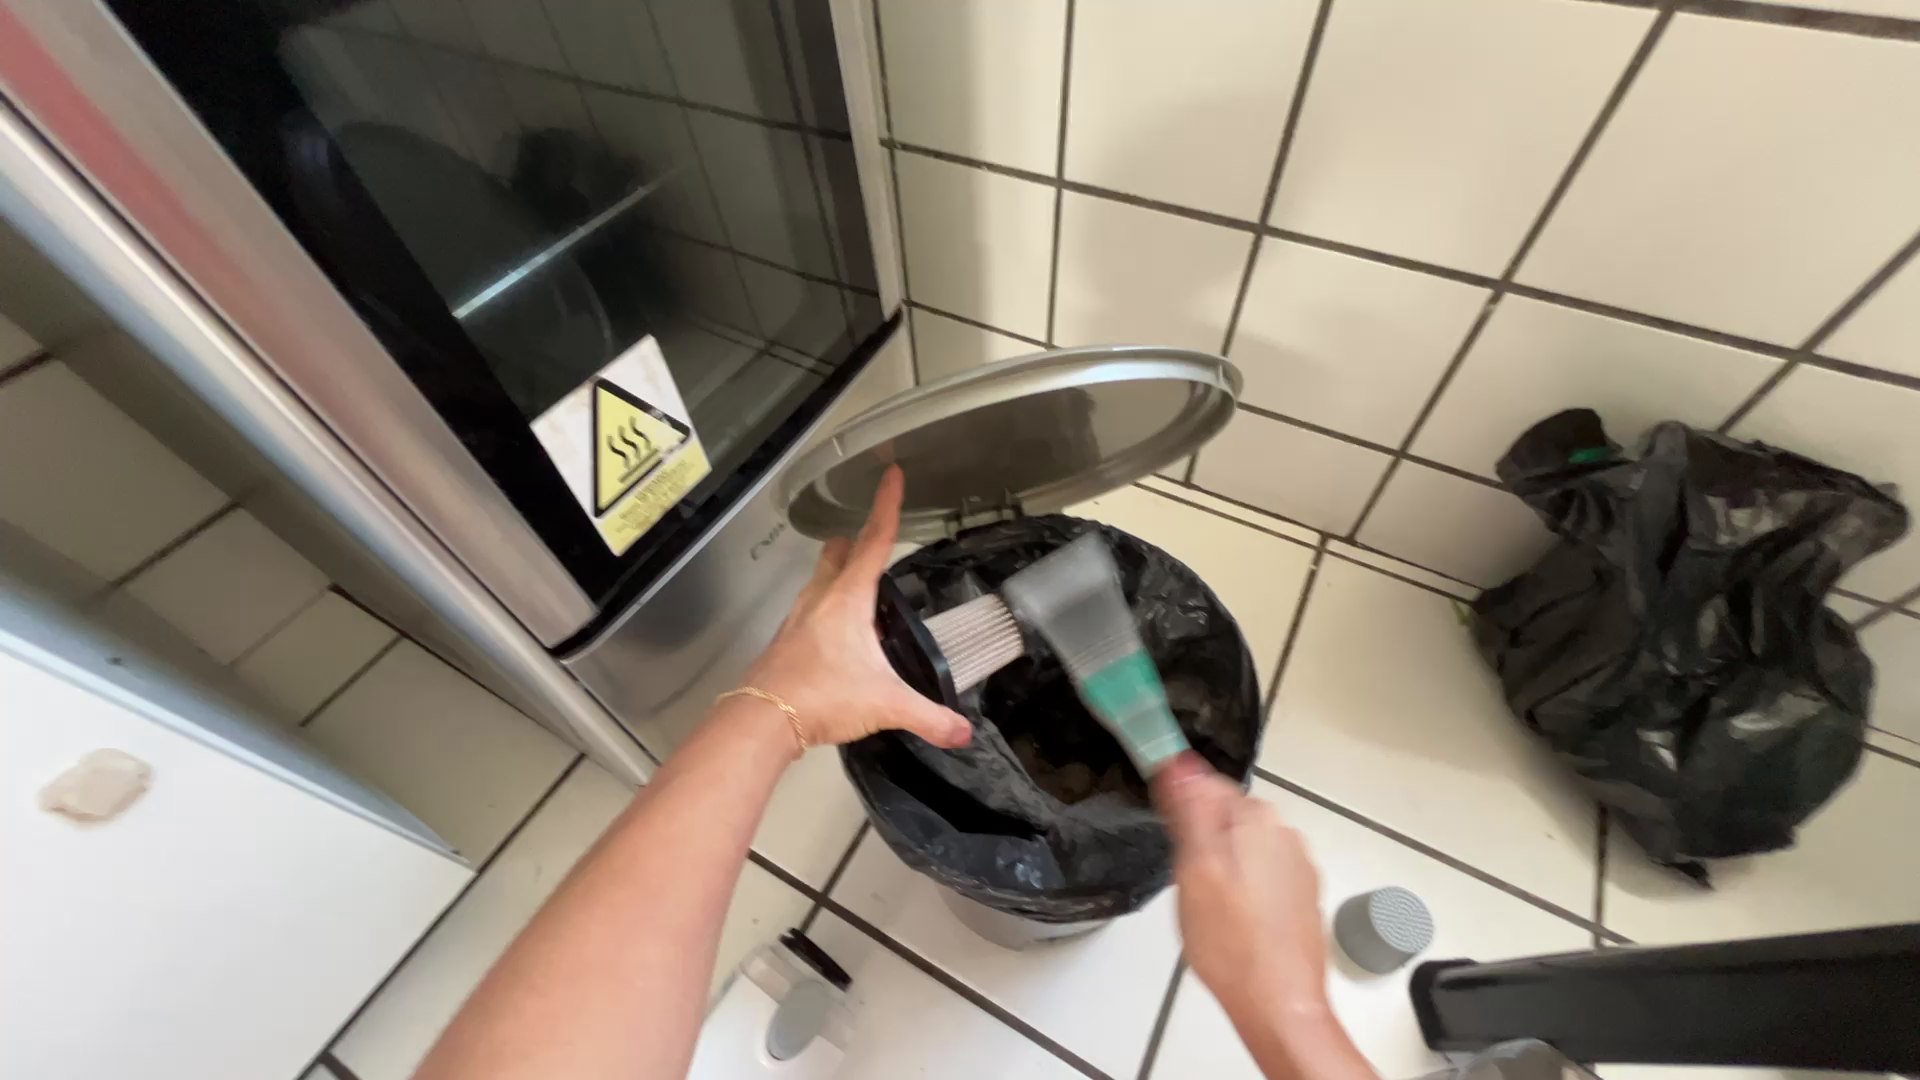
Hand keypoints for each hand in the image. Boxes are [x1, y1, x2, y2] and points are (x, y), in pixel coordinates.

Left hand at [741, 465, 972, 750]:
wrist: (761, 720)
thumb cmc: (822, 696)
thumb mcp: (885, 705)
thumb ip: (929, 717)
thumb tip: (963, 733)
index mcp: (849, 598)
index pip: (875, 541)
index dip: (886, 505)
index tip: (891, 473)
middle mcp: (821, 598)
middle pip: (840, 552)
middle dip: (858, 541)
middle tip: (876, 544)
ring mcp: (798, 617)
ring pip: (820, 578)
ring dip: (840, 574)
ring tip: (864, 593)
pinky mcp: (787, 640)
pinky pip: (811, 608)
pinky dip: (827, 607)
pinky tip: (839, 636)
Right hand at [1153, 755, 1329, 1026]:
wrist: (1280, 1008)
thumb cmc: (1229, 941)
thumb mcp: (1194, 867)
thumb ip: (1188, 808)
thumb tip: (1177, 760)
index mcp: (1257, 817)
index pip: (1205, 783)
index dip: (1179, 807)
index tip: (1168, 838)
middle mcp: (1285, 831)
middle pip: (1225, 814)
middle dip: (1201, 837)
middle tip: (1187, 878)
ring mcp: (1299, 864)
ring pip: (1241, 843)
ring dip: (1221, 861)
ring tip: (1207, 903)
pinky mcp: (1304, 894)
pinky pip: (1261, 870)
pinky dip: (1243, 884)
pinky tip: (1233, 917)